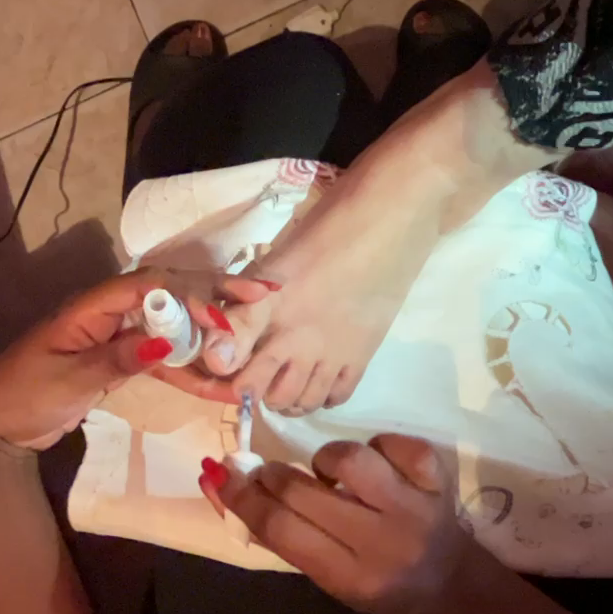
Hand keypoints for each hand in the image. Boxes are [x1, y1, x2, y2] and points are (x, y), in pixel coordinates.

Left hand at [0, 269, 272, 455]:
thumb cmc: (22, 397)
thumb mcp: (68, 380)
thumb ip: (116, 360)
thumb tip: (165, 343)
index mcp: (90, 308)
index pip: (148, 286)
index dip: (190, 294)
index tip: (225, 314)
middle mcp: (107, 315)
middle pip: (167, 297)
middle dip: (212, 298)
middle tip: (261, 296)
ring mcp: (115, 339)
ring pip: (170, 329)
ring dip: (206, 339)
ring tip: (248, 346)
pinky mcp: (118, 363)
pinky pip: (160, 361)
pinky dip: (186, 373)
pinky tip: (216, 387)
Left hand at [187, 61, 559, 415]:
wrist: (397, 211)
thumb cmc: (328, 223)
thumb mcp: (273, 259)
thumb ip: (241, 309)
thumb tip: (215, 355)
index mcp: (271, 317)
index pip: (237, 375)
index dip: (224, 377)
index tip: (222, 365)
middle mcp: (301, 345)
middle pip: (270, 396)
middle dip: (254, 392)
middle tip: (251, 371)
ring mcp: (335, 354)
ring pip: (303, 402)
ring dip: (286, 398)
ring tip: (280, 379)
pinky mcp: (365, 353)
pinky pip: (338, 395)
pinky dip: (321, 396)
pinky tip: (314, 379)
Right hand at [199, 434, 516, 613]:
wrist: (451, 587)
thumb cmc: (374, 584)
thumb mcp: (324, 574)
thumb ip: (275, 532)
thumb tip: (217, 482)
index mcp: (349, 577)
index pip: (280, 529)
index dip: (241, 497)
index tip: (221, 474)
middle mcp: (382, 542)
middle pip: (303, 492)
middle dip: (272, 476)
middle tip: (269, 474)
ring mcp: (414, 507)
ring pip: (347, 458)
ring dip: (325, 460)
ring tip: (329, 475)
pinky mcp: (437, 478)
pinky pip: (390, 442)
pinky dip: (375, 448)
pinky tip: (377, 469)